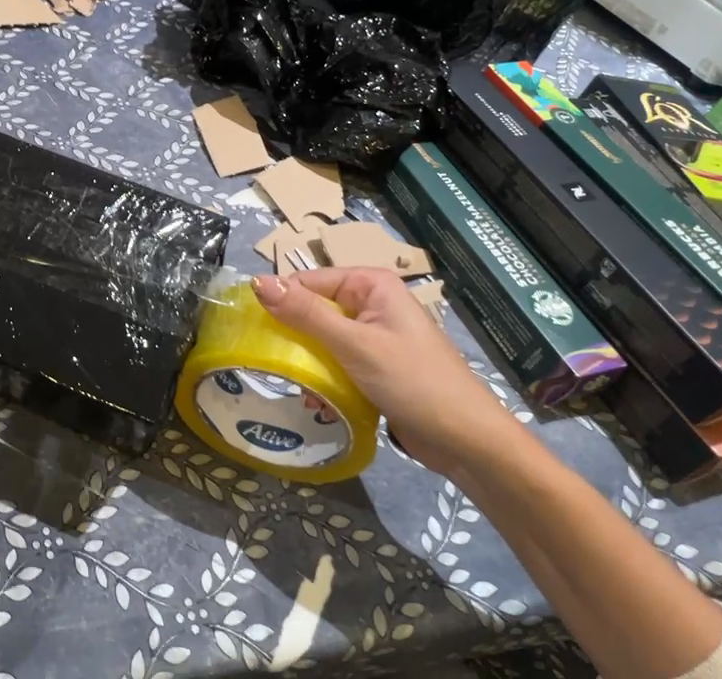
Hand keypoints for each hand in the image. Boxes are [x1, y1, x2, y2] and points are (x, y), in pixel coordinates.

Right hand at [251, 269, 517, 477]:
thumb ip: (305, 314)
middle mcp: (372, 305)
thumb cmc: (413, 382)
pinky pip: (338, 366)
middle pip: (314, 311)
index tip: (255, 330)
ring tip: (303, 391)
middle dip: (295, 340)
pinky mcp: (376, 369)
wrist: (467, 441)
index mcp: (371, 286)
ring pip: (322, 342)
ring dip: (309, 366)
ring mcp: (376, 338)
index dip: (281, 302)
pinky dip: (326, 382)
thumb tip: (257, 282)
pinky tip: (321, 404)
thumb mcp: (354, 345)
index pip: (309, 281)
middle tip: (275, 364)